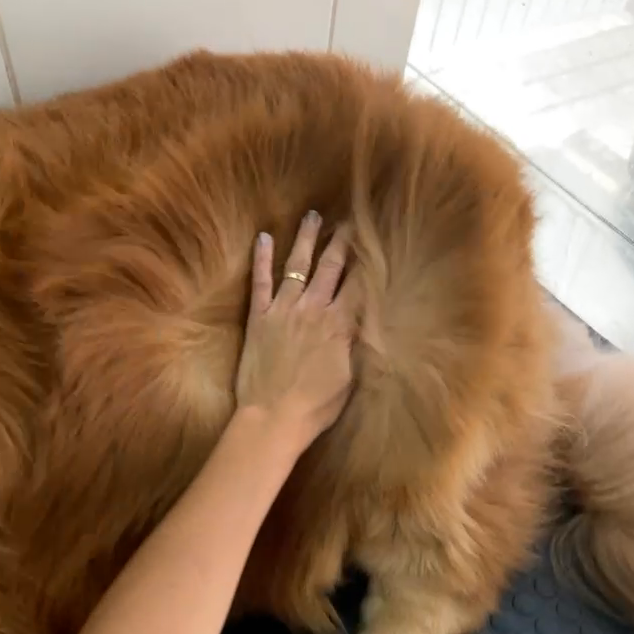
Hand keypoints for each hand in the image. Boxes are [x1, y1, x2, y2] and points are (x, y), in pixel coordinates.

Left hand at [234, 211, 360, 455]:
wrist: (273, 417)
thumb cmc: (316, 407)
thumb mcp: (349, 378)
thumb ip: (355, 345)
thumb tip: (365, 322)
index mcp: (340, 325)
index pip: (359, 285)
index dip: (368, 262)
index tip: (375, 242)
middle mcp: (313, 309)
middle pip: (331, 267)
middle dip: (341, 241)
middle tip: (348, 221)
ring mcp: (283, 310)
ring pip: (297, 264)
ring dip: (306, 238)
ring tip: (313, 215)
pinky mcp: (258, 318)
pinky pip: (260, 281)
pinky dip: (262, 258)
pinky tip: (264, 237)